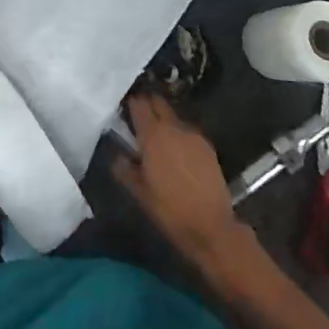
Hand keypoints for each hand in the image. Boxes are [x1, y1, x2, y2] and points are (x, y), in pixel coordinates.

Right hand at [113, 93, 244, 260]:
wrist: (210, 225)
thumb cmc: (170, 211)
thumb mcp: (141, 194)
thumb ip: (126, 170)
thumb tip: (118, 157)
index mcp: (153, 137)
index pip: (140, 105)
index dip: (132, 104)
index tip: (126, 108)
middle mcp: (173, 128)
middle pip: (159, 103)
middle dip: (149, 105)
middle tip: (141, 117)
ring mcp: (193, 134)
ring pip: (174, 116)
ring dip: (165, 120)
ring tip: (159, 137)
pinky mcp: (207, 144)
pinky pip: (187, 131)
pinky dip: (179, 134)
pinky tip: (178, 151)